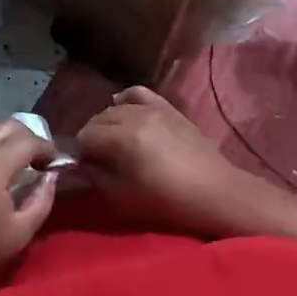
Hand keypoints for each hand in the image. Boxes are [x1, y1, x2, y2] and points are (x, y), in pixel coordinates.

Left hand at [0, 118, 57, 295]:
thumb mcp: (20, 232)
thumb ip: (41, 199)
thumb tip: (51, 174)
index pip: (27, 141)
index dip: (45, 147)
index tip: (53, 162)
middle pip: (7, 126)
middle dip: (28, 138)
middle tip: (36, 159)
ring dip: (2, 133)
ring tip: (11, 154)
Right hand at [75, 87, 249, 236]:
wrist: (216, 194)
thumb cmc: (168, 202)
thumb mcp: (123, 197)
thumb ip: (95, 176)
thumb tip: (81, 164)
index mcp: (122, 139)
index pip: (84, 136)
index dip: (80, 153)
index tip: (85, 168)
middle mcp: (135, 116)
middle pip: (98, 119)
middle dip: (92, 137)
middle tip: (97, 159)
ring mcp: (154, 109)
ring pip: (116, 108)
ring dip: (108, 123)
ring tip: (113, 143)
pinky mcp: (169, 108)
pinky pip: (140, 94)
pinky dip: (127, 100)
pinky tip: (122, 107)